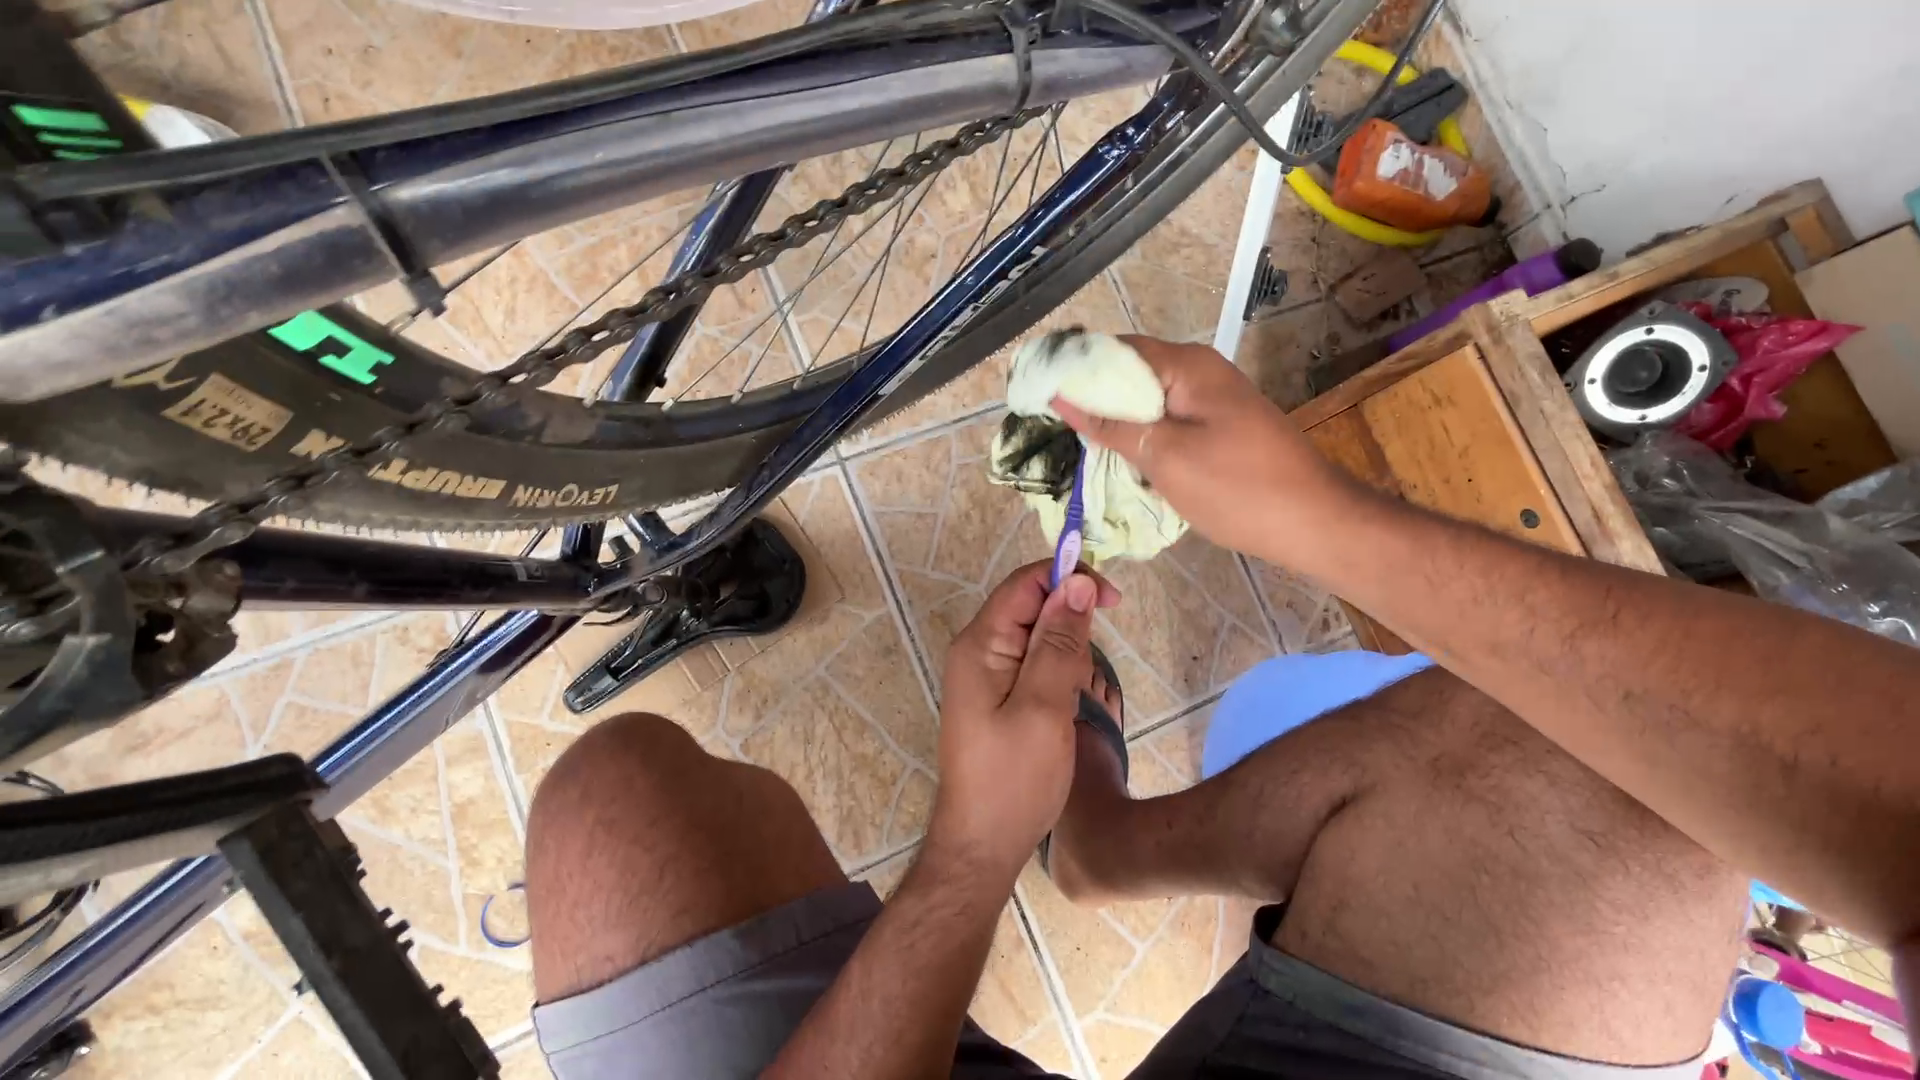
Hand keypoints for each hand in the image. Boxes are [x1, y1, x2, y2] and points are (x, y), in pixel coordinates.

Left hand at [930, 560, 1120, 877]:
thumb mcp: (1044, 707)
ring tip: (1072, 701)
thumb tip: (1076, 582)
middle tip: (1085, 676)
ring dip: (1066, 654)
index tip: (1114, 603)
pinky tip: (1065, 708)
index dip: (1070, 580)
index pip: (1026, 583)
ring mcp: (984, 674)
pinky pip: (1031, 664)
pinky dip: (1056, 675)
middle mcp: (977, 650)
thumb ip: (1059, 643)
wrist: (983, 843)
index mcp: (980, 644)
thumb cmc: (1014, 779)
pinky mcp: (995, 696)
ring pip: (1036, 636)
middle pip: (1030, 606)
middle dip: (1069, 625)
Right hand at [1051, 336, 1358, 563]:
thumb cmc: (1237, 487)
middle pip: (1129, 370)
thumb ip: (1110, 424)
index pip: (1114, 348)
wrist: (1314, 522)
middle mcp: (1199, 370)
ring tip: (1074, 440)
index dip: (1072, 366)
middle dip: (1090, 394)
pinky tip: (1119, 456)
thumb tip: (1061, 396)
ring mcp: (1211, 398)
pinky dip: (1140, 433)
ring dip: (1114, 417)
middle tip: (1049, 424)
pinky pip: (1166, 418)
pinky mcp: (1218, 425)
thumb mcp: (1164, 457)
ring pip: (1146, 397)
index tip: (1035, 393)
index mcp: (1186, 365)